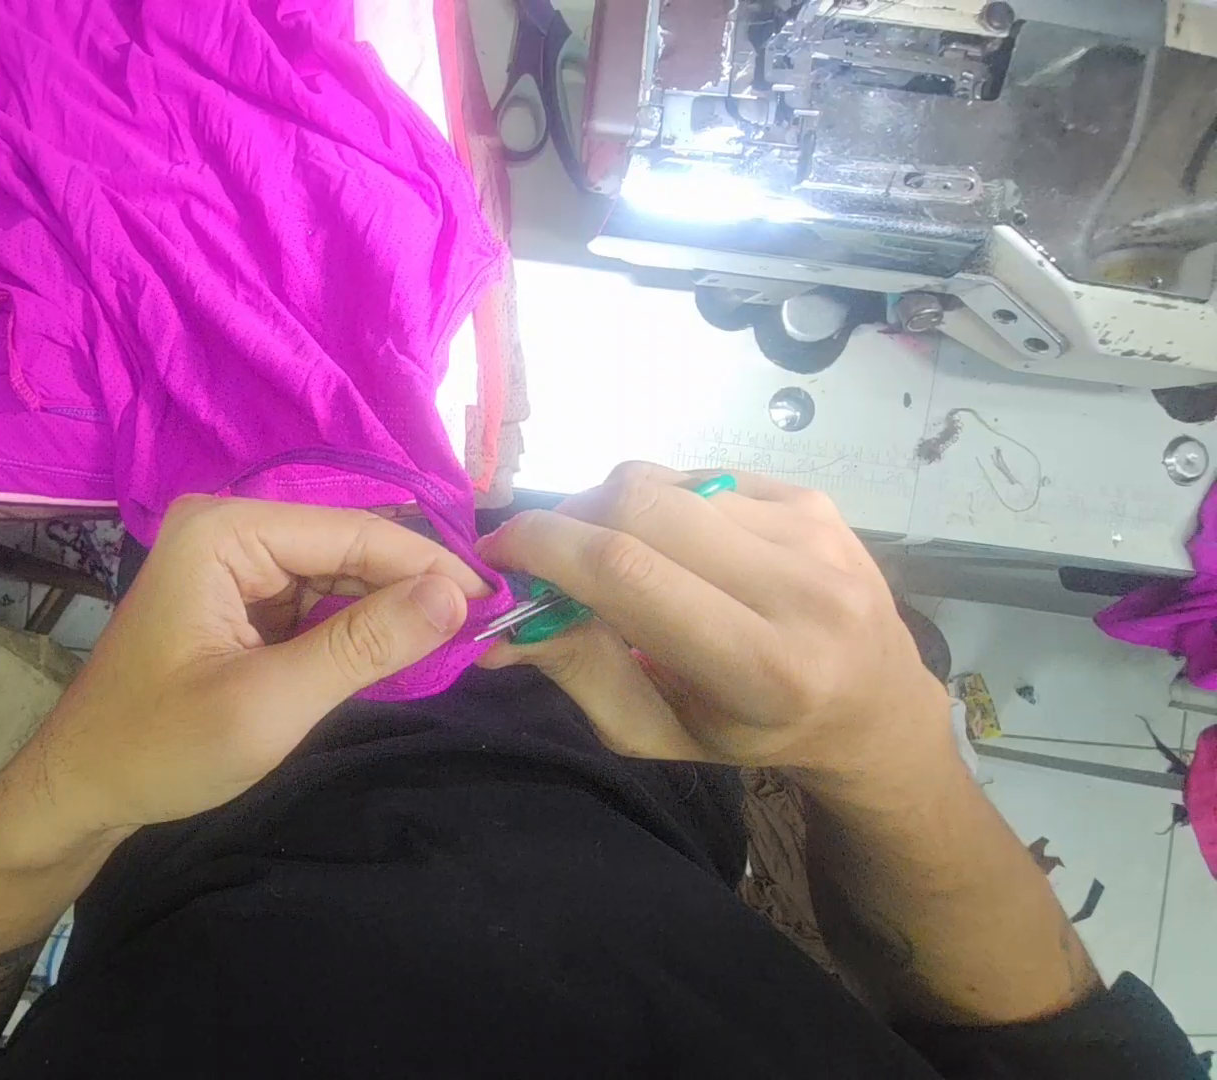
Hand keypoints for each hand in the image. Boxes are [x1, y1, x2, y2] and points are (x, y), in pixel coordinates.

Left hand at [0, 496, 489, 858]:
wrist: (84, 785)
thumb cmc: (161, 748)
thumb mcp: (269, 703)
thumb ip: (363, 645)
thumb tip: (456, 594)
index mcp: (225, 532)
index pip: (352, 532)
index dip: (428, 564)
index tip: (494, 603)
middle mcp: (228, 527)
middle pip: (344, 546)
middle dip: (407, 588)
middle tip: (476, 634)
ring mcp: (230, 560)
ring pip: (334, 572)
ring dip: (383, 608)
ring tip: (443, 646)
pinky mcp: (237, 593)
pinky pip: (311, 597)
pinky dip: (350, 625)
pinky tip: (384, 651)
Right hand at [474, 463, 951, 794]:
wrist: (871, 708)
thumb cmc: (745, 732)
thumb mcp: (647, 728)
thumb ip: (572, 669)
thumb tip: (492, 628)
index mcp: (759, 667)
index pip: (624, 569)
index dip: (542, 545)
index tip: (496, 554)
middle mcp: (799, 589)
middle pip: (635, 503)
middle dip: (564, 519)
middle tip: (544, 554)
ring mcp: (814, 533)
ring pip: (658, 483)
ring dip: (605, 511)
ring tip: (611, 554)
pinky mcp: (813, 499)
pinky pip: (693, 476)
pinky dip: (653, 503)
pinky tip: (668, 544)